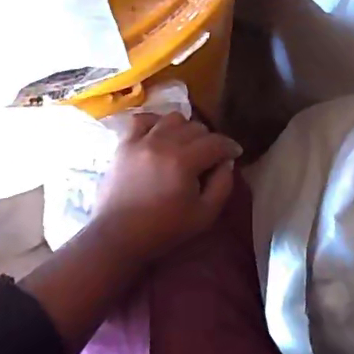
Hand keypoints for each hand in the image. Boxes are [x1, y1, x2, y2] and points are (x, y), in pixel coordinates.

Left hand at [90, 113, 241, 262]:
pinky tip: (159, 135)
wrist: (119, 235)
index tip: (234, 154)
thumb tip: (226, 162)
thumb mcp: (204, 215)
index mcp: (184, 161)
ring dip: (184, 128)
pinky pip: (142, 119)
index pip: (215, 142)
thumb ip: (222, 185)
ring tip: (185, 145)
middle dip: (209, 139)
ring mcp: (140, 140)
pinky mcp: (124, 143)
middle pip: (195, 127)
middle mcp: (163, 143)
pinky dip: (155, 122)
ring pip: (171, 118)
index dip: (230, 146)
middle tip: (210, 156)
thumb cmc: (164, 230)